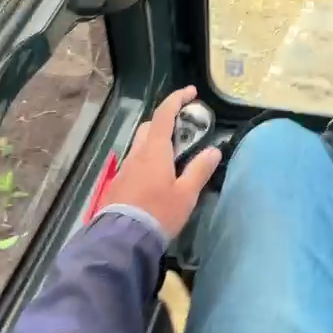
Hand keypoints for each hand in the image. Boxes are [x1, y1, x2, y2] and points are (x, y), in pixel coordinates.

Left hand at [103, 86, 221, 238]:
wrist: (122, 240)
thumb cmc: (158, 213)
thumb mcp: (186, 194)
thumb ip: (200, 170)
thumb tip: (214, 150)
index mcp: (154, 150)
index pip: (164, 114)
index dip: (177, 99)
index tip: (192, 92)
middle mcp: (137, 154)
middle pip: (150, 127)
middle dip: (166, 122)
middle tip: (184, 132)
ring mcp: (124, 169)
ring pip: (140, 145)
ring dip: (156, 143)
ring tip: (173, 159)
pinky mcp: (118, 184)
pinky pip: (134, 163)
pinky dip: (147, 161)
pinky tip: (156, 180)